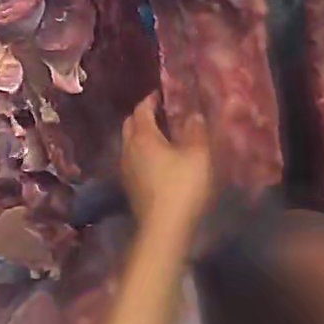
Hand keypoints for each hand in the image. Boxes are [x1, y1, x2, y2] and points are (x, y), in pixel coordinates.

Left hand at [120, 94, 211, 232]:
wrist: (163, 229)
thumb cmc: (182, 186)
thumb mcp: (198, 155)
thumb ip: (195, 130)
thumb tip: (192, 114)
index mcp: (142, 136)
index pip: (141, 109)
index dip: (151, 98)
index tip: (164, 94)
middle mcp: (127, 149)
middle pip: (130, 124)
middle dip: (143, 115)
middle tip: (162, 112)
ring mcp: (125, 169)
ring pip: (129, 142)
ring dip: (141, 135)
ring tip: (162, 134)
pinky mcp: (129, 186)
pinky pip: (132, 159)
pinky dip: (142, 152)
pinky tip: (159, 159)